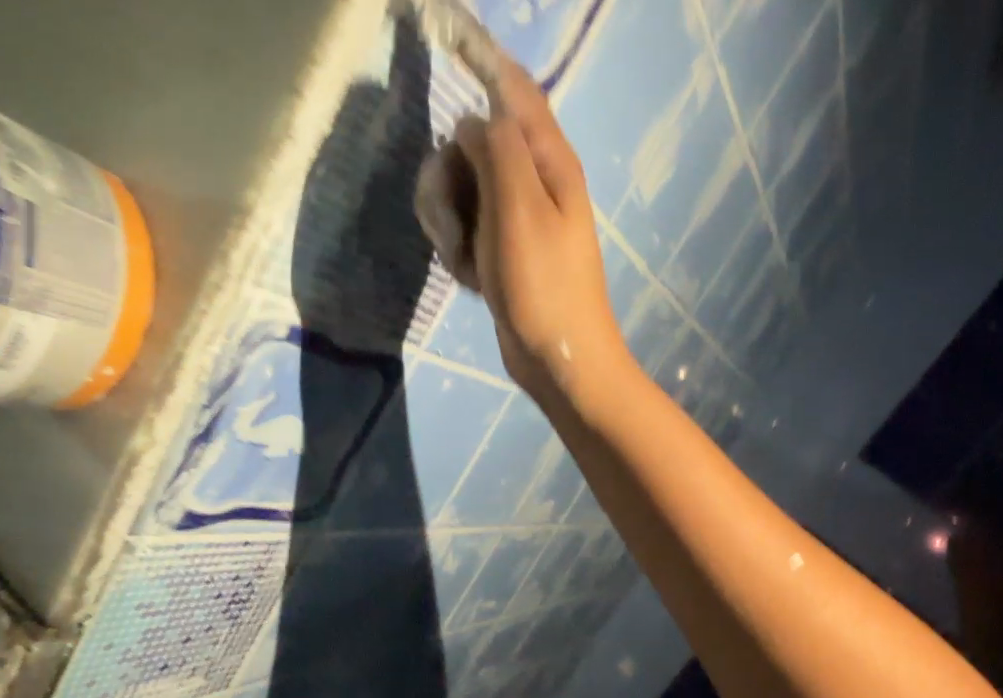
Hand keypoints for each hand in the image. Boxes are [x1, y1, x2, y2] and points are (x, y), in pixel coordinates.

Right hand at [446, 59, 627, 405]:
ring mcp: (513, 216)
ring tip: (466, 261)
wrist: (558, 359)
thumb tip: (472, 120)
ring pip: (457, 189)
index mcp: (548, 160)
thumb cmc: (545, 286)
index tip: (444, 30)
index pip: (512, 88)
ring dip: (448, 223)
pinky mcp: (499, 248)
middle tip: (455, 225)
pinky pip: (461, 228)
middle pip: (468, 143)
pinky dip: (458, 250)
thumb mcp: (520, 209)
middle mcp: (532, 180)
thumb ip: (496, 149)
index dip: (480, 56)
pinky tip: (472, 277)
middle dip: (446, 179)